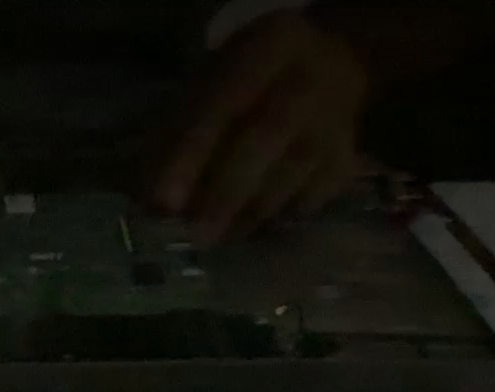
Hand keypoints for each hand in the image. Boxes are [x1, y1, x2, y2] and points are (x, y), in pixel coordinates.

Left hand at [150, 10, 366, 241]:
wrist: (325, 68)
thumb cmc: (239, 92)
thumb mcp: (203, 94)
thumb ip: (174, 141)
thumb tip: (148, 203)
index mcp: (265, 49)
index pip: (223, 103)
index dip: (191, 154)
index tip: (163, 202)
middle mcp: (310, 75)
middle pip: (267, 138)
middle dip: (224, 193)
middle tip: (196, 235)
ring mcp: (337, 117)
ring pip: (292, 173)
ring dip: (246, 215)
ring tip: (214, 238)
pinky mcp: (346, 157)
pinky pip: (310, 197)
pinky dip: (275, 218)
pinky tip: (249, 228)